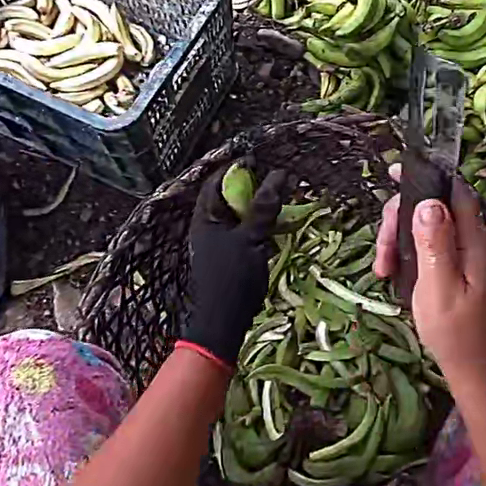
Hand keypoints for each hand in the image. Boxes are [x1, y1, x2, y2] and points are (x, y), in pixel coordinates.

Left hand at [184, 166, 285, 365]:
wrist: (222, 323)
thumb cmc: (232, 277)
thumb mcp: (251, 238)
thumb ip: (264, 207)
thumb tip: (279, 175)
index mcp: (205, 218)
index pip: (216, 183)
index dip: (235, 169)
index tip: (256, 162)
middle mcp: (207, 228)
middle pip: (227, 199)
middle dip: (250, 190)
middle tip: (273, 184)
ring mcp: (216, 245)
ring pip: (237, 218)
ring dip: (257, 211)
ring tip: (279, 207)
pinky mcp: (227, 260)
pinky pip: (242, 235)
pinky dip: (257, 230)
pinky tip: (274, 234)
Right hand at [375, 174, 485, 375]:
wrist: (467, 365)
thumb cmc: (455, 330)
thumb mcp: (441, 286)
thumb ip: (435, 244)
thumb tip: (428, 203)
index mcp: (471, 241)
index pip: (455, 193)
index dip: (429, 176)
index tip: (396, 172)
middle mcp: (465, 241)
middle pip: (430, 207)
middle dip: (399, 219)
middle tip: (383, 250)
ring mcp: (456, 253)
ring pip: (420, 226)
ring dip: (396, 240)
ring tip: (383, 269)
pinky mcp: (446, 265)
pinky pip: (420, 245)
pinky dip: (401, 254)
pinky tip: (389, 274)